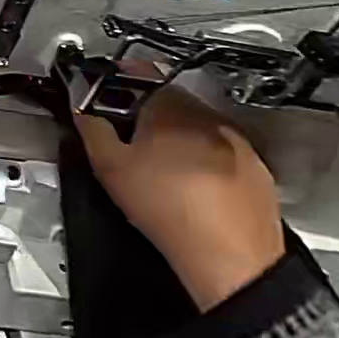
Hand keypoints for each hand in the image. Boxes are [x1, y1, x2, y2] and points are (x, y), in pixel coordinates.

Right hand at [74, 84, 284, 308]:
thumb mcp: (110, 167)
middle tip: (130, 139)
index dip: (117, 86)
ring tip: (161, 169)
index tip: (108, 96)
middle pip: (166, 100)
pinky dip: (206, 161)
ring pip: (194, 126)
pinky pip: (222, 152)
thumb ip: (92, 129)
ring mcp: (235, 141)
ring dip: (177, 137)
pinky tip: (192, 188)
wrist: (232, 261)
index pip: (137, 76)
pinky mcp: (255, 168)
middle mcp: (205, 115)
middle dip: (146, 115)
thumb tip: (83, 112)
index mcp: (168, 105)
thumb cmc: (171, 212)